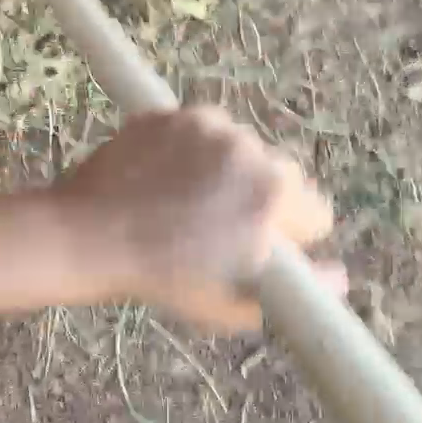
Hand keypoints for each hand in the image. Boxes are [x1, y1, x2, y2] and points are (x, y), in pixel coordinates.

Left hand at [54, 106, 342, 331]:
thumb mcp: (228, 306)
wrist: (82, 239)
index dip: (283, 235)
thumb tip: (340, 277)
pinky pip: (193, 131)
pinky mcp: (166, 115)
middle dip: (251, 197)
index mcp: (276, 198)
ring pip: (234, 149)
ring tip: (174, 200)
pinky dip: (180, 148)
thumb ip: (296, 295)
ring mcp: (204, 128)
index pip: (314, 213)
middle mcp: (248, 153)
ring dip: (217, 168)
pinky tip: (155, 176)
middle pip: (276, 176)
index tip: (250, 243)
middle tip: (204, 221)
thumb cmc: (154, 278)